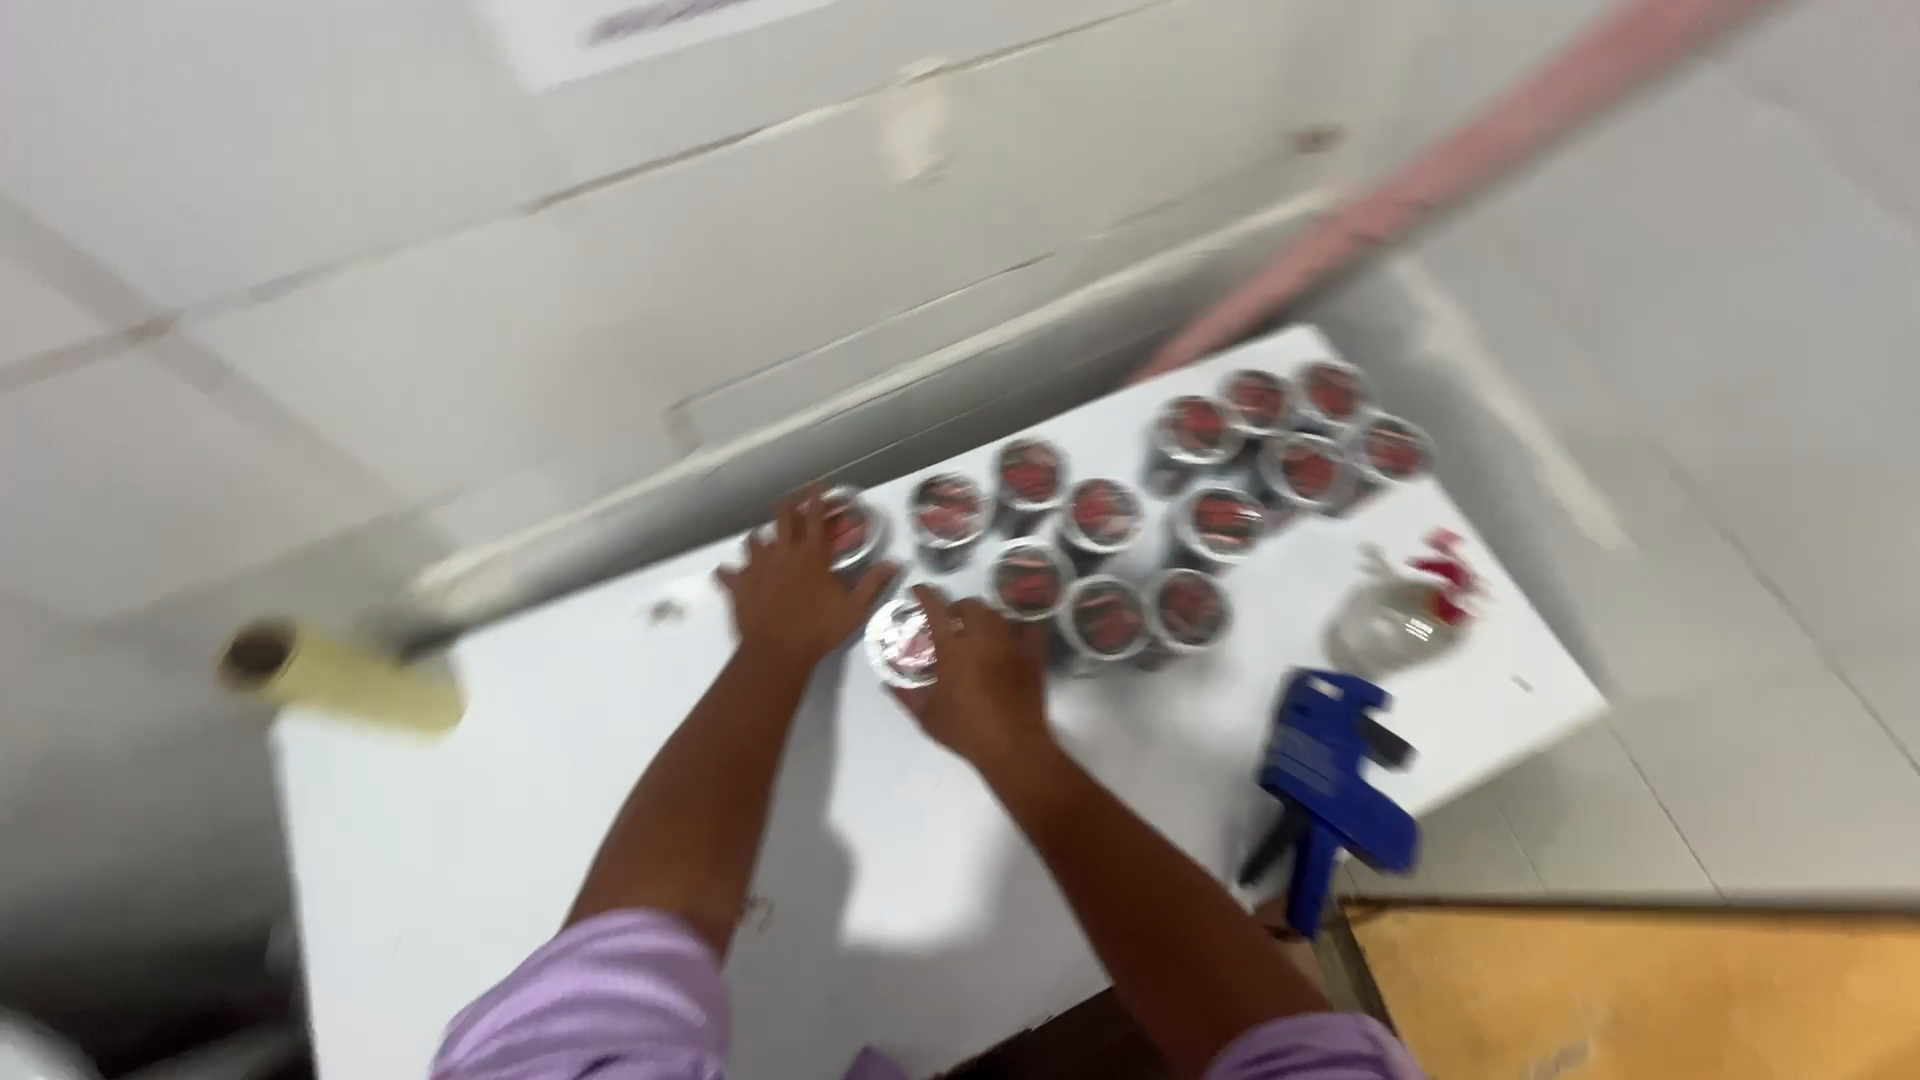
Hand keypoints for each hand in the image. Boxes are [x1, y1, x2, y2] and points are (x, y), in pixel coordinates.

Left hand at [717, 484, 897, 671]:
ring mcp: (756, 567)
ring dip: (760, 537)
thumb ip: (873, 583)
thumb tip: (895, 563)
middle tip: (795, 501)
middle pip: (782, 516)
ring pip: (753, 539)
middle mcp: (782, 553)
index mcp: (811, 555)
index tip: (820, 486)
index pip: (816, 516)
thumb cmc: (818, 630)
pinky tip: (728, 574)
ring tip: (764, 541)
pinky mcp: (738, 585)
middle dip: (789, 504)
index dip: (818, 497)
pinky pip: (726, 573)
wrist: (777, 653)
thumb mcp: (854, 609)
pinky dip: (728, 572)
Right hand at [890, 584, 1053, 769]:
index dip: (926, 595)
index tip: (919, 589)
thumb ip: (906, 696)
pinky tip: (1015, 634)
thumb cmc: (965, 732)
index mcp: (953, 650)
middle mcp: (982, 640)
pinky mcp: (1032, 657)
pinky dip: (1021, 627)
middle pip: (971, 606)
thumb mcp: (927, 717)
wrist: (1012, 746)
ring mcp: (1011, 646)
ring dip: (985, 616)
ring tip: (980, 628)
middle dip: (958, 607)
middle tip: (953, 620)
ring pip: (998, 614)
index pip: (936, 610)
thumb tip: (887, 684)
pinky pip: (1031, 630)